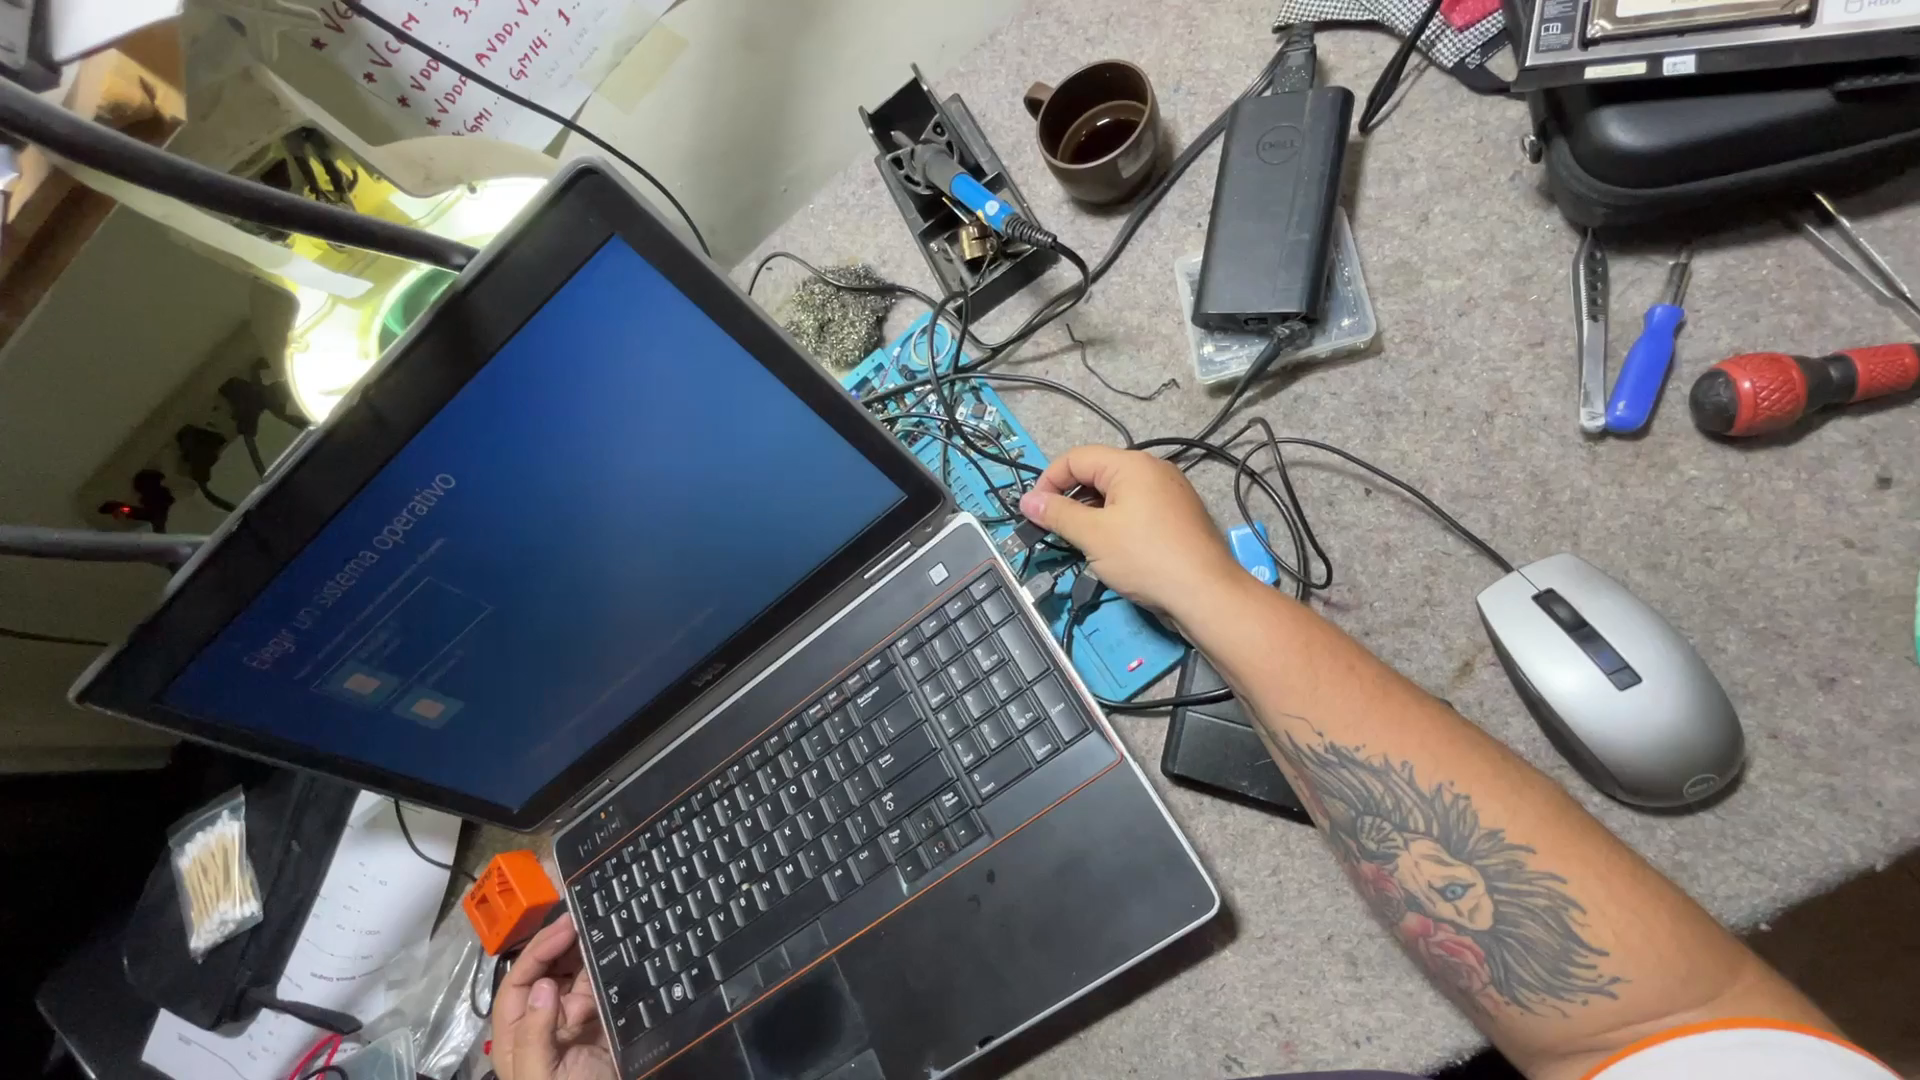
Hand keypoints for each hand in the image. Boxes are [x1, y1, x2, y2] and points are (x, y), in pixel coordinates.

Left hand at [491, 915, 616, 1079]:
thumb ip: (535, 1037)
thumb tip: (542, 986)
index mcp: (519, 1037)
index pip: (519, 984)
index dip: (538, 952)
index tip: (565, 928)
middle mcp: (546, 1023)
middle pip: (548, 972)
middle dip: (562, 942)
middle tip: (586, 915)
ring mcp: (578, 1021)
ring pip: (579, 974)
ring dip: (588, 948)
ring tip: (603, 922)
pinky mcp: (607, 1019)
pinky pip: (608, 984)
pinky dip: (613, 964)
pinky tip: (622, 946)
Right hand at [1017, 445, 1250, 623]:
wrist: (1205, 594)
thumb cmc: (1145, 557)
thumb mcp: (1093, 535)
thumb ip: (1057, 514)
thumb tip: (1027, 501)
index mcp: (1131, 464)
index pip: (1076, 457)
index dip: (1048, 481)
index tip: (1033, 511)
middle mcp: (1153, 470)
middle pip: (1096, 473)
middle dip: (1069, 498)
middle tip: (1052, 529)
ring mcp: (1169, 493)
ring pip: (1116, 495)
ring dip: (1090, 514)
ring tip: (1078, 542)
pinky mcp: (1177, 517)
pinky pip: (1135, 510)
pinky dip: (1114, 523)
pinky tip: (1109, 550)